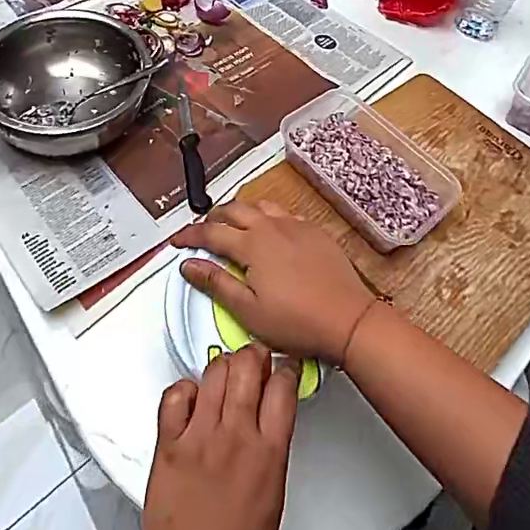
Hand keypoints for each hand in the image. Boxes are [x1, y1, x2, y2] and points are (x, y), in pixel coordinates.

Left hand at [117, 345, 298, 529]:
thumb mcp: (272, 497)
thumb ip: (269, 451)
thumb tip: (267, 423)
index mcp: (268, 456)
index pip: (283, 390)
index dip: (285, 368)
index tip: (285, 364)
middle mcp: (234, 439)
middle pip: (246, 369)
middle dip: (253, 355)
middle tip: (254, 355)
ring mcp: (198, 436)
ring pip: (213, 373)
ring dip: (222, 365)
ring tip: (225, 368)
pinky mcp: (168, 440)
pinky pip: (176, 395)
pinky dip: (185, 388)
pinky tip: (191, 394)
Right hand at [175, 201, 379, 363]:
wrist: (352, 322)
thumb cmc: (298, 322)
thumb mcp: (248, 311)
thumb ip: (215, 283)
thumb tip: (188, 265)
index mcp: (252, 245)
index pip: (210, 232)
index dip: (189, 235)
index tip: (176, 241)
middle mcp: (271, 227)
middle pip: (233, 210)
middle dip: (212, 218)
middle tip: (202, 232)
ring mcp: (296, 227)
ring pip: (259, 206)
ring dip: (240, 212)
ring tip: (232, 225)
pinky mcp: (315, 233)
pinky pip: (284, 214)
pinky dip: (267, 217)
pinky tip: (269, 233)